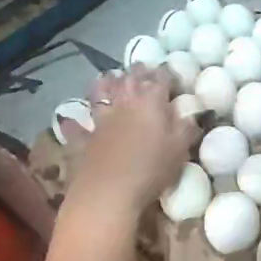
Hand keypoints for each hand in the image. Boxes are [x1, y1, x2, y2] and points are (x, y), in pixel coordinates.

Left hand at [64, 65, 196, 214]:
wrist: (109, 192)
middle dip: (137, 71)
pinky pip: (75, 126)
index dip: (166, 74)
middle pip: (130, 79)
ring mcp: (101, 119)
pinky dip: (72, 122)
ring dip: (104, 83)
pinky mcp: (84, 138)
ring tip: (108, 77)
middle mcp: (124, 103)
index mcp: (150, 102)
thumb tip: (192, 116)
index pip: (160, 78)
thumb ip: (187, 129)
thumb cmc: (151, 169)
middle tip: (142, 68)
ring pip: (100, 93)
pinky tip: (68, 118)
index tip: (172, 76)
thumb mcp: (180, 149)